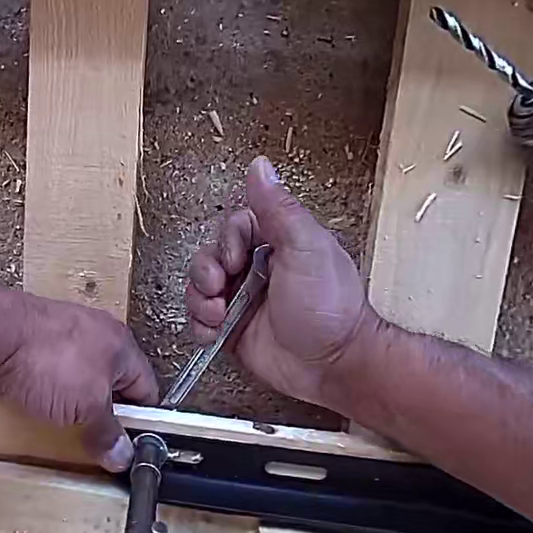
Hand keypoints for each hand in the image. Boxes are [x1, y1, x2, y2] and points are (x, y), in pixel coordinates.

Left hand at [0, 285, 158, 471]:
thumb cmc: (47, 358)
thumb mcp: (90, 405)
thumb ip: (108, 432)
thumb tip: (122, 454)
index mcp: (121, 346)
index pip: (146, 389)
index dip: (143, 422)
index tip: (134, 450)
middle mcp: (95, 339)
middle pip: (112, 387)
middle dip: (106, 418)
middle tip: (99, 448)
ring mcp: (62, 343)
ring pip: (79, 385)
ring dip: (75, 410)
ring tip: (67, 436)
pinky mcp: (32, 351)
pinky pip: (49, 382)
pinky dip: (48, 400)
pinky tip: (40, 416)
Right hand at [186, 157, 380, 409]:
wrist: (332, 366)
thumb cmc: (330, 307)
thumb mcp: (306, 247)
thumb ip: (278, 208)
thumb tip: (260, 166)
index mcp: (278, 243)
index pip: (233, 227)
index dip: (227, 241)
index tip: (237, 258)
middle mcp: (257, 269)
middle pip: (210, 255)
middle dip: (206, 271)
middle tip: (221, 286)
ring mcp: (243, 300)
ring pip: (199, 286)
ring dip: (200, 299)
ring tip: (218, 314)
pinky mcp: (232, 330)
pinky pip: (200, 320)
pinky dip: (199, 325)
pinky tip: (214, 331)